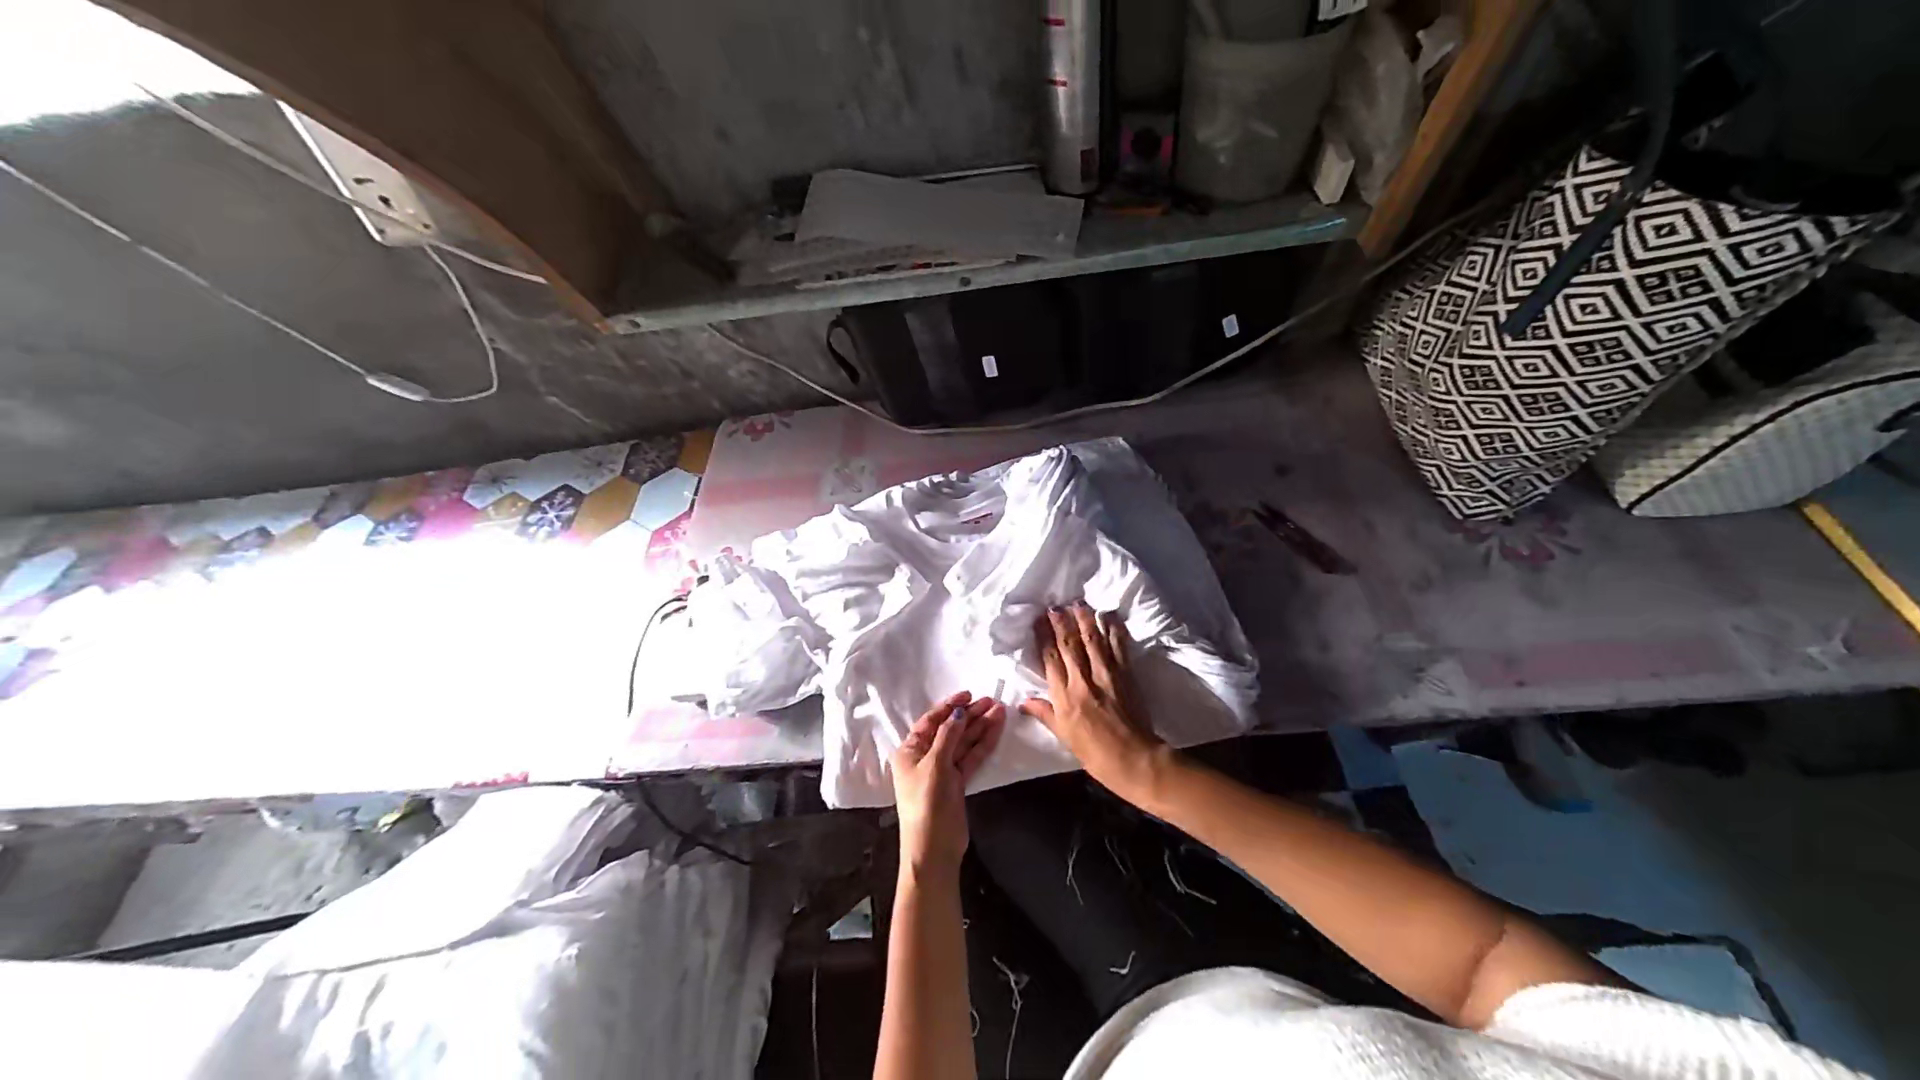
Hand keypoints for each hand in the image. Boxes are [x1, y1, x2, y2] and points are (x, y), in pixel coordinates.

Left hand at [892, 692, 1005, 875]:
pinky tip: (996, 729)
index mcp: (910, 751)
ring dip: (980, 726)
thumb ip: (948, 736)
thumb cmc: (927, 803)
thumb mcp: (935, 765)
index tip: (968, 694)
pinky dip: (983, 744)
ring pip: (963, 742)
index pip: (930, 721)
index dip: (949, 706)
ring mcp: (943, 770)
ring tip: (1000, 709)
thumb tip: (957, 713)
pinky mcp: (957, 783)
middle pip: (950, 730)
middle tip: (991, 700)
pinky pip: (971, 757)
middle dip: (969, 715)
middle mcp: (925, 757)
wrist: (933, 848)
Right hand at [1020, 603, 1166, 797]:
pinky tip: (1109, 615)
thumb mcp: (1064, 736)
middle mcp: (1083, 681)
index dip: (1044, 637)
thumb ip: (1045, 713)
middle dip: (1061, 622)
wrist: (1134, 760)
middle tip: (1055, 605)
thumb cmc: (1095, 753)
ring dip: (1085, 619)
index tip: (1038, 620)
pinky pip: (1118, 646)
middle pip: (1070, 644)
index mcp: (1064, 697)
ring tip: (1078, 603)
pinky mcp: (1127, 674)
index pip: (1051, 659)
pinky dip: (1114, 629)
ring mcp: (1107, 675)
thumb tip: (1023, 702)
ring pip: (1093, 640)